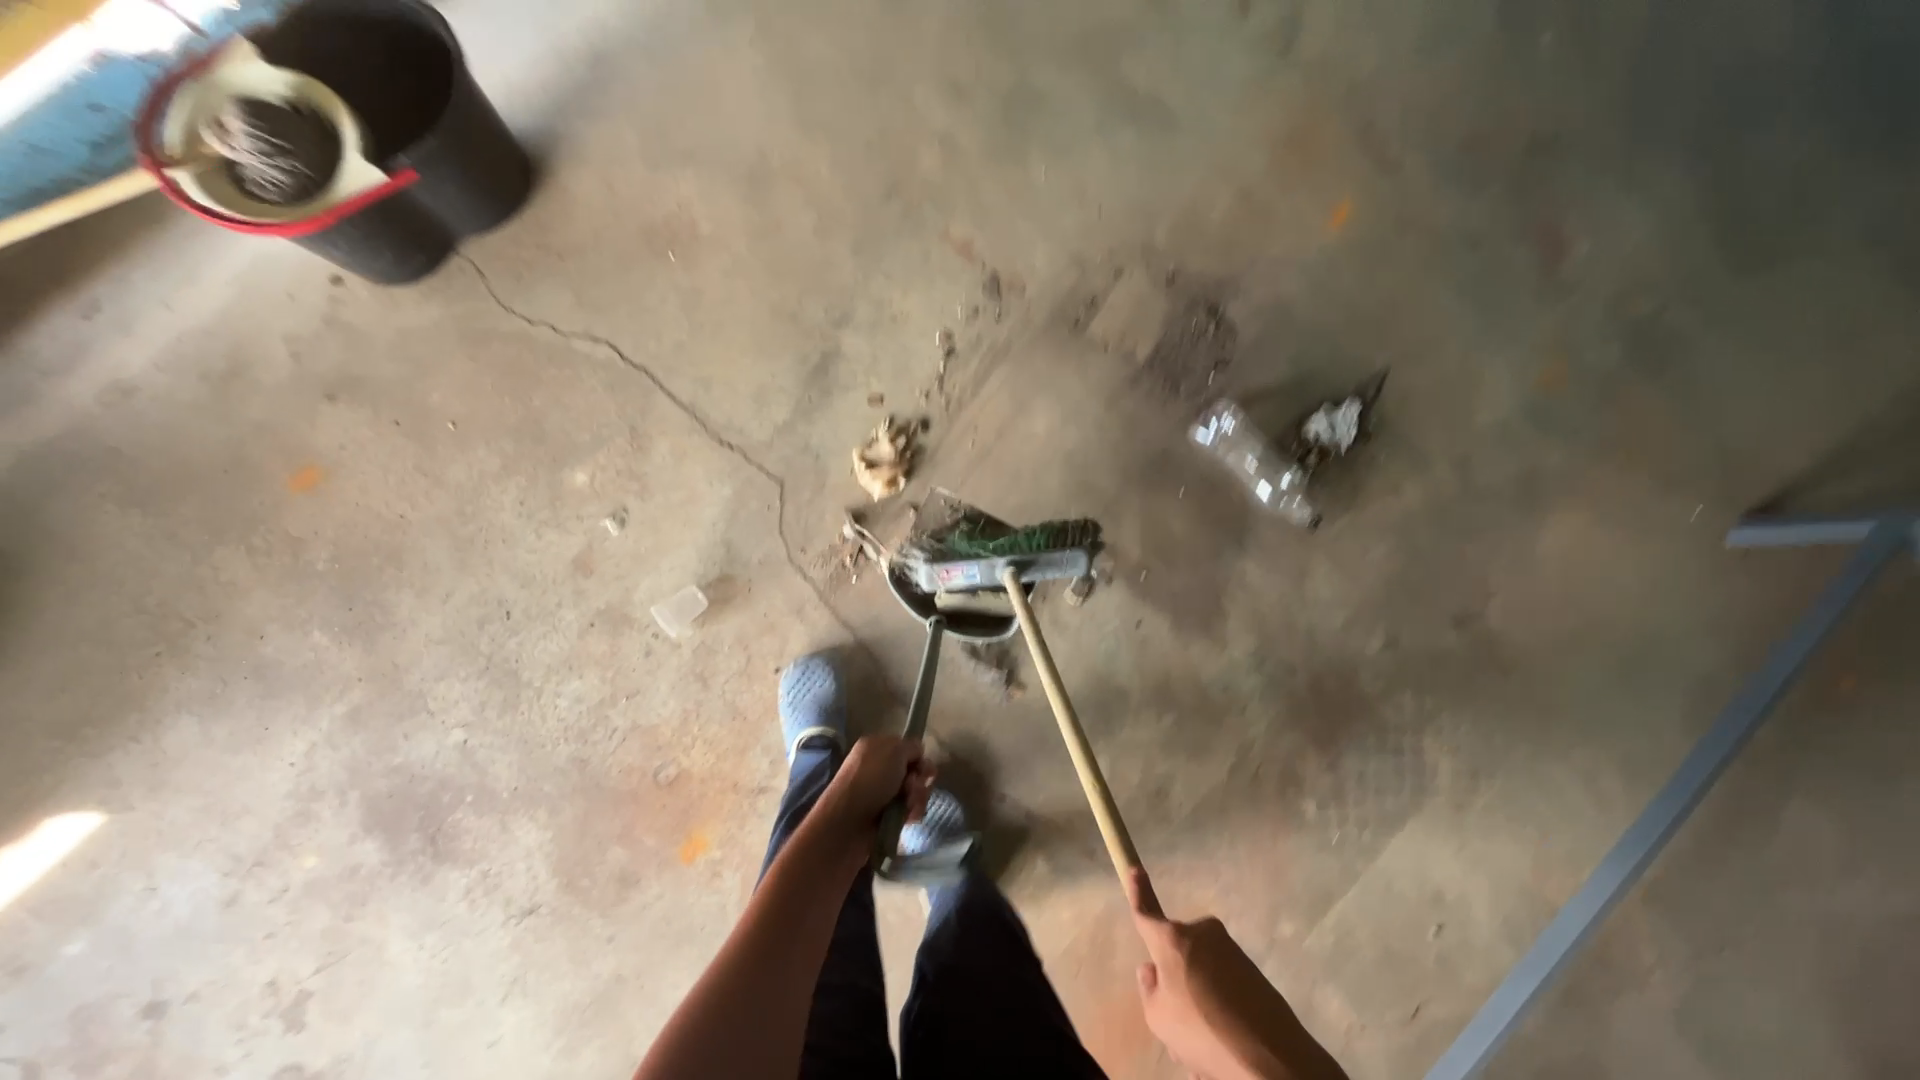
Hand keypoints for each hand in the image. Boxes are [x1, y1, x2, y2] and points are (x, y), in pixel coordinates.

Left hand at [813, 735, 933, 840]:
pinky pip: (909, 810)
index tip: (920, 768)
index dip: (918, 758)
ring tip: (908, 808)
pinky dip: (912, 813)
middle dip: (920, 780)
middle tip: (911, 789)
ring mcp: (883, 793)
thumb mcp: (894, 751)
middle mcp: (879, 768)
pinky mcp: (887, 815)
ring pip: (915, 791)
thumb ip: (912, 747)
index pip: (908, 748)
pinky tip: (907, 819)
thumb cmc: (870, 780)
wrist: (847, 824)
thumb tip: (918, 754)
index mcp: (877, 747)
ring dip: (918, 798)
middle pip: (915, 771)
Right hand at [1128, 869, 1347, 1079]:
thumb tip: (1152, 968)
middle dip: (1175, 976)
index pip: (1147, 912)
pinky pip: (1223, 987)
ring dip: (1198, 999)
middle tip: (1178, 1015)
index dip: (1139, 891)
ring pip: (1200, 973)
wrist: (1270, 1057)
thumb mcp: (1158, 1018)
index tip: (1135, 869)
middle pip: (1178, 950)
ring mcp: (1230, 950)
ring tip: (1203, 1041)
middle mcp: (1202, 935)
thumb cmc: (1201, 1031)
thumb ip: (1149, 989)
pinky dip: (1219, 1010)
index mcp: (1172, 940)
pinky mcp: (1252, 970)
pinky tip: (1224, 1042)